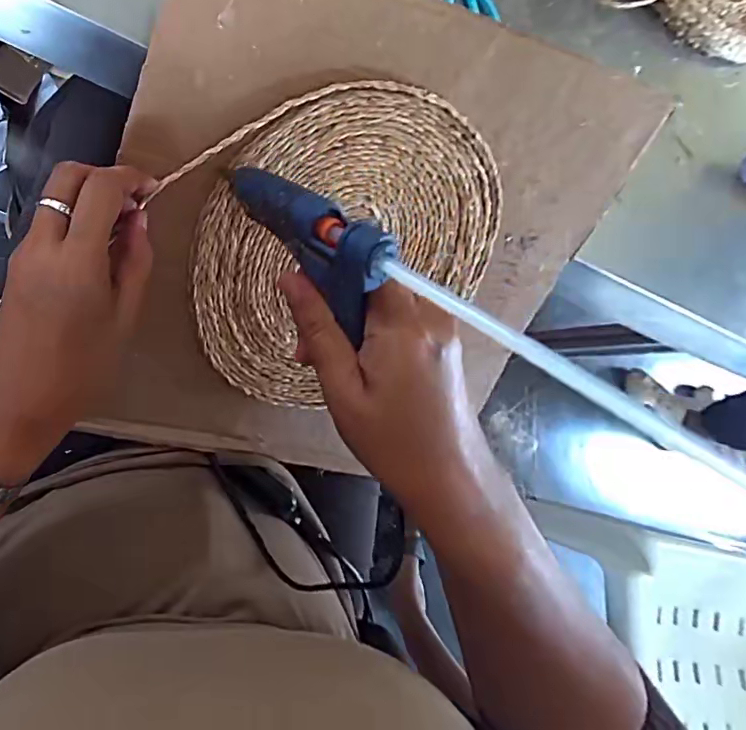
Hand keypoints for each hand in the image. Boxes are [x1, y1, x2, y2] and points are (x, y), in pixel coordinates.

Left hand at [0, 163, 156, 483]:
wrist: (19, 400)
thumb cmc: (81, 368)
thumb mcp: (124, 316)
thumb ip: (136, 259)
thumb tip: (139, 218)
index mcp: (76, 259)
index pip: (100, 187)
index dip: (131, 178)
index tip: (151, 190)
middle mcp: (44, 244)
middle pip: (67, 175)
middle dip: (102, 174)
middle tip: (130, 200)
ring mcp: (24, 251)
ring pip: (54, 195)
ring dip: (86, 195)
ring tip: (116, 226)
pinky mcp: (16, 262)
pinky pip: (46, 220)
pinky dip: (72, 215)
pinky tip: (94, 245)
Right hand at [279, 271, 491, 519]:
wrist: (454, 483)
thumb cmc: (394, 444)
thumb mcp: (342, 388)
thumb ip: (317, 327)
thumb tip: (291, 278)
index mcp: (404, 324)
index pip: (365, 261)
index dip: (330, 261)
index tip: (301, 278)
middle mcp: (430, 315)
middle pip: (372, 280)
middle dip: (335, 301)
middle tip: (308, 345)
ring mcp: (442, 326)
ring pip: (384, 298)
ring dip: (352, 317)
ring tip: (329, 361)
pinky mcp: (444, 339)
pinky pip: (401, 315)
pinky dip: (374, 328)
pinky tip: (358, 363)